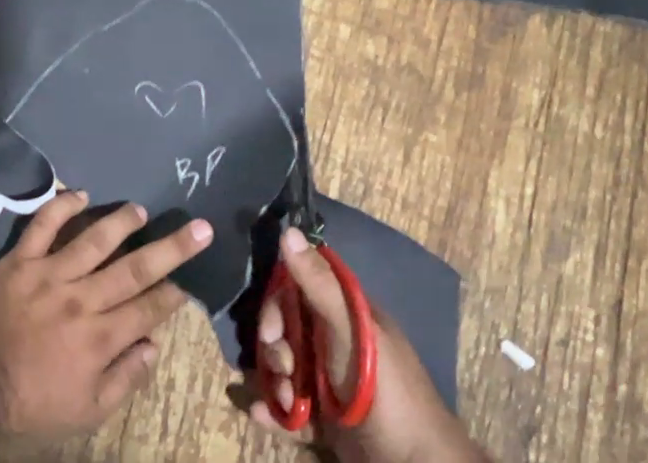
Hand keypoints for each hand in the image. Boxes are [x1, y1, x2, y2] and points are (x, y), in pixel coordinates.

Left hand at [0, 190, 214, 441]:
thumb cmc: (31, 402)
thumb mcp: (87, 409)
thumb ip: (125, 378)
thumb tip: (153, 344)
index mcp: (100, 338)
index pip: (148, 308)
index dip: (173, 293)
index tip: (191, 279)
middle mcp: (81, 300)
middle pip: (133, 268)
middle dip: (170, 248)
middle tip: (198, 228)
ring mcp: (48, 275)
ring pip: (93, 240)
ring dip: (120, 222)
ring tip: (140, 209)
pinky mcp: (18, 262)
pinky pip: (42, 226)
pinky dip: (61, 207)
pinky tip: (80, 194)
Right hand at [252, 228, 485, 462]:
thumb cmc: (383, 389)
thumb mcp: (350, 331)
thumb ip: (319, 284)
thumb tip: (289, 230)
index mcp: (346, 315)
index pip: (298, 291)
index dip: (277, 305)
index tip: (270, 329)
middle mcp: (336, 343)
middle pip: (285, 331)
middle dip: (274, 351)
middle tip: (284, 371)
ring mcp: (330, 382)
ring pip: (283, 369)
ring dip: (274, 384)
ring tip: (287, 404)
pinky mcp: (326, 418)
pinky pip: (289, 406)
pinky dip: (275, 412)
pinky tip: (265, 417)